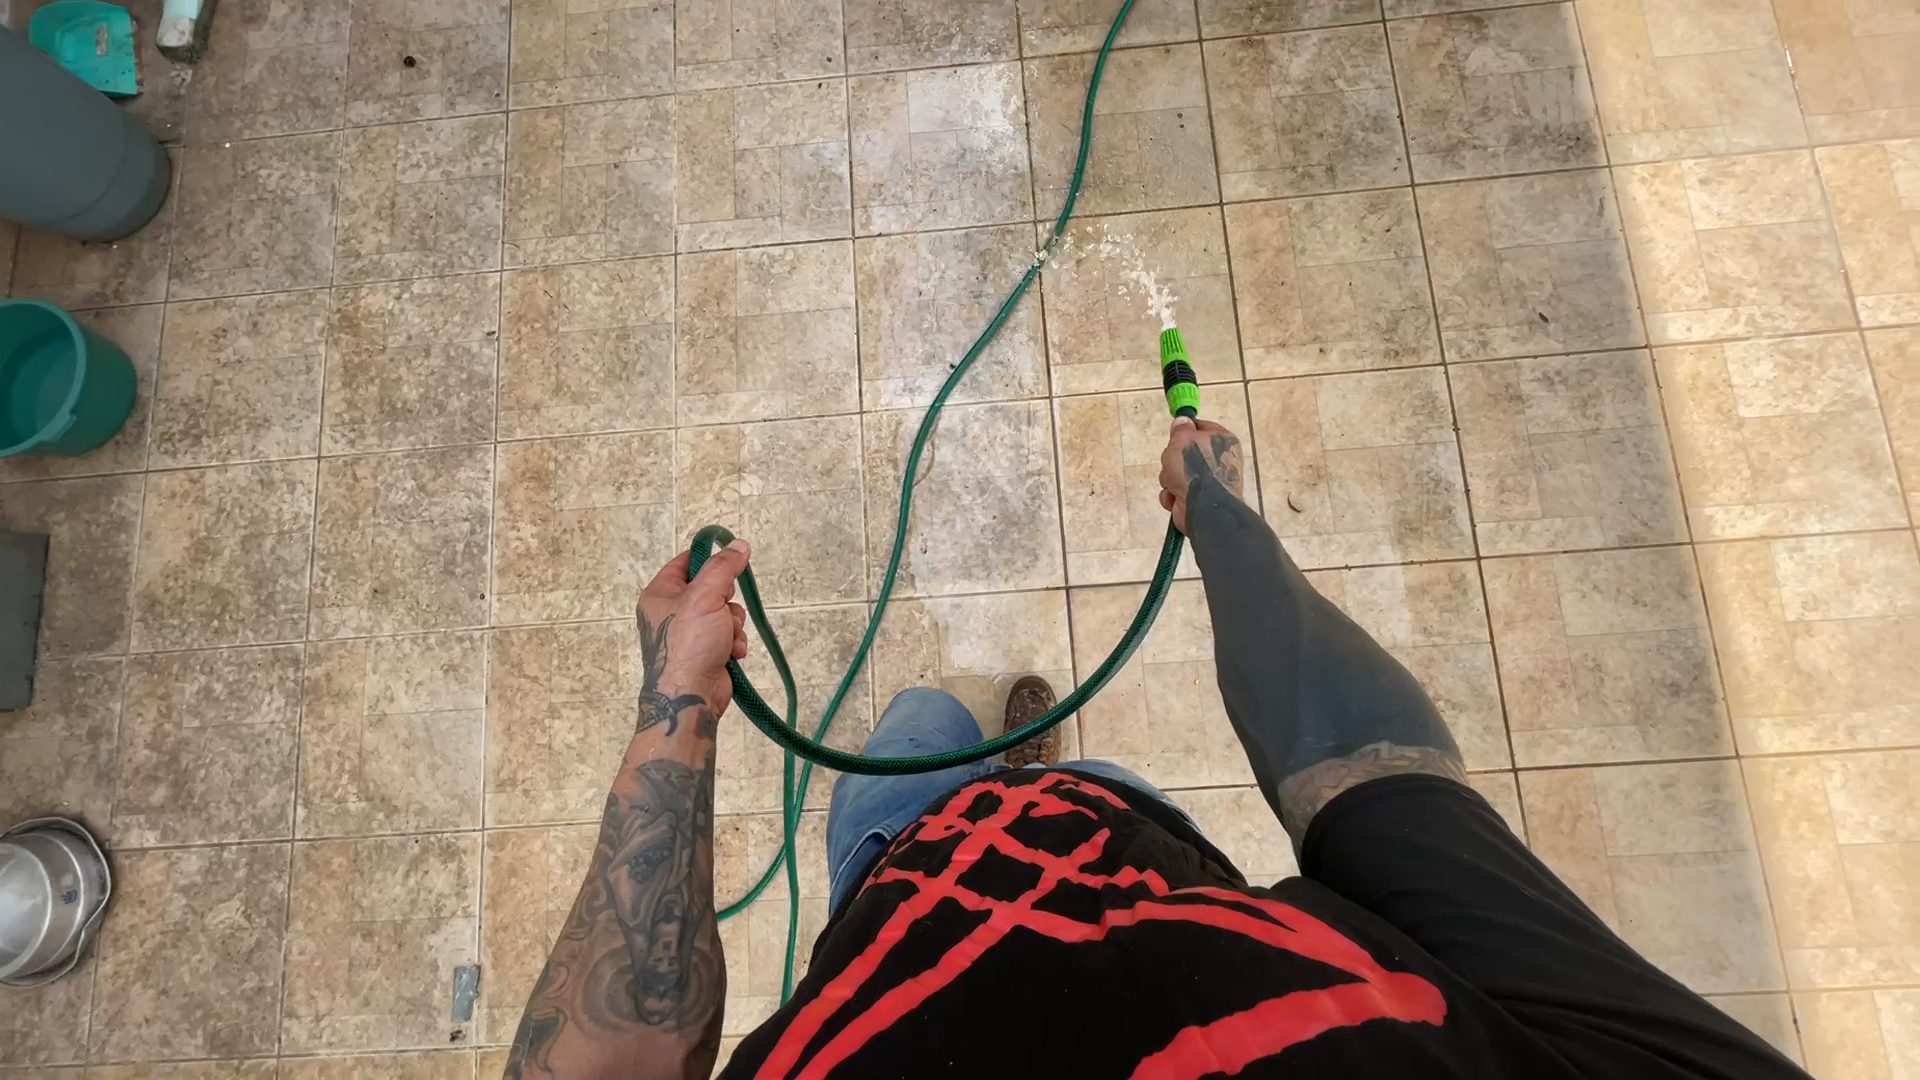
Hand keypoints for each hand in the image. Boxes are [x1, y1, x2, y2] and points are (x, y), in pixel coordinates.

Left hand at [634, 539, 751, 735]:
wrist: (690, 695)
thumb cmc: (690, 642)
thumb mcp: (706, 596)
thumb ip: (723, 567)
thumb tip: (739, 545)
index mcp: (660, 594)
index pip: (685, 562)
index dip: (709, 559)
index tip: (732, 561)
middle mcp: (671, 612)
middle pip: (711, 588)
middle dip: (728, 600)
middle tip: (724, 608)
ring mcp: (689, 633)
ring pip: (725, 612)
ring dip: (734, 624)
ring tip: (728, 638)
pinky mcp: (705, 651)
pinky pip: (728, 634)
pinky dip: (734, 642)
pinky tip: (732, 653)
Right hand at [1158, 417, 1245, 533]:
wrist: (1203, 506)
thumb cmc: (1194, 467)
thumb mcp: (1182, 440)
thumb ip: (1181, 429)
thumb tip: (1183, 422)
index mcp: (1222, 440)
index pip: (1202, 427)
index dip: (1186, 429)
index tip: (1174, 434)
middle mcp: (1218, 460)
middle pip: (1185, 452)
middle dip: (1172, 459)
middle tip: (1171, 462)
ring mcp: (1209, 482)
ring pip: (1177, 473)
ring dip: (1169, 479)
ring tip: (1173, 483)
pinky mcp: (1198, 499)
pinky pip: (1177, 492)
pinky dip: (1172, 495)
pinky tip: (1174, 497)